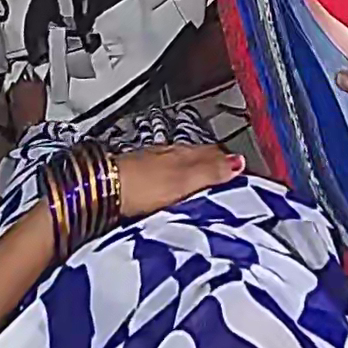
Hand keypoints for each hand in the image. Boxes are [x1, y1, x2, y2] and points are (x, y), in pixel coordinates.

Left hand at [115, 145, 244, 218]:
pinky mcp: (142, 180)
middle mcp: (172, 155)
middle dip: (216, 166)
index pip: (215, 153)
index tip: (243, 173)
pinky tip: (178, 194)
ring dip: (198, 175)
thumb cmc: (143, 185)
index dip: (230, 163)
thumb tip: (239, 163)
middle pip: (200, 157)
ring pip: (185, 166)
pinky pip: (171, 177)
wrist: (104, 190)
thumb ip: (210, 171)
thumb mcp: (183, 180)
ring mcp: (156, 166)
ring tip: (208, 189)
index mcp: (185, 153)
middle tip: (231, 180)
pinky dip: (180, 184)